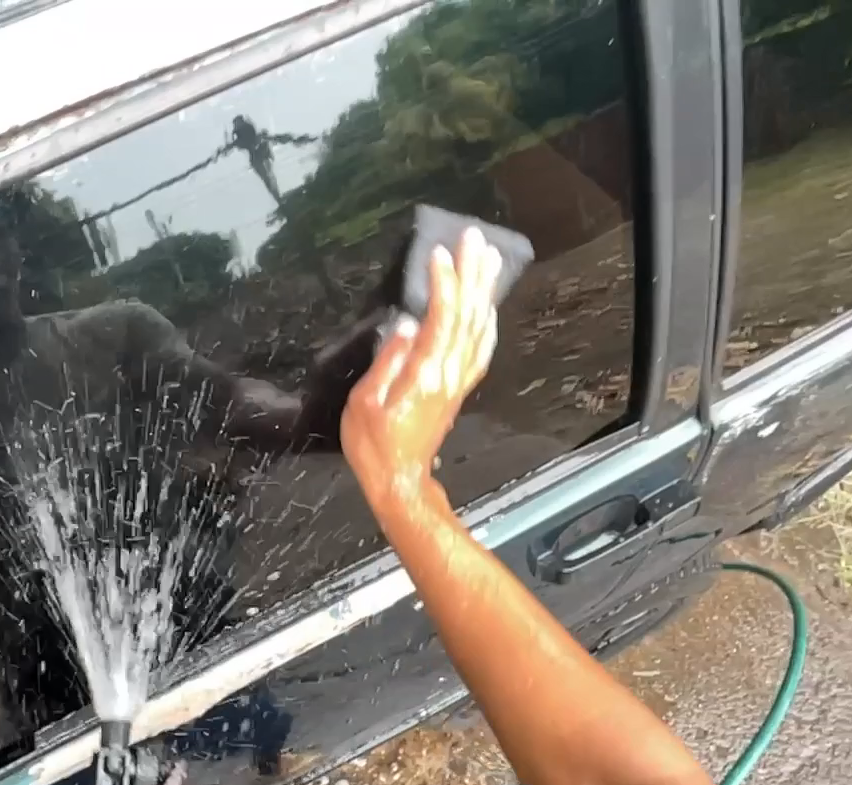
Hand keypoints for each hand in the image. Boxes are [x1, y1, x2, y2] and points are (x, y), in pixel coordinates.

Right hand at [341, 227, 502, 517]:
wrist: (398, 479)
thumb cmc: (374, 445)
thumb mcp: (365, 404)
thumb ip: (387, 363)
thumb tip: (406, 327)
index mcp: (425, 374)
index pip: (442, 318)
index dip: (444, 283)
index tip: (440, 254)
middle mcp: (449, 374)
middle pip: (467, 315)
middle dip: (471, 274)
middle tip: (473, 239)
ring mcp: (457, 382)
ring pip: (477, 327)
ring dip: (482, 291)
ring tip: (486, 259)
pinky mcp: (456, 390)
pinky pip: (479, 350)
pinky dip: (485, 324)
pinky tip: (487, 310)